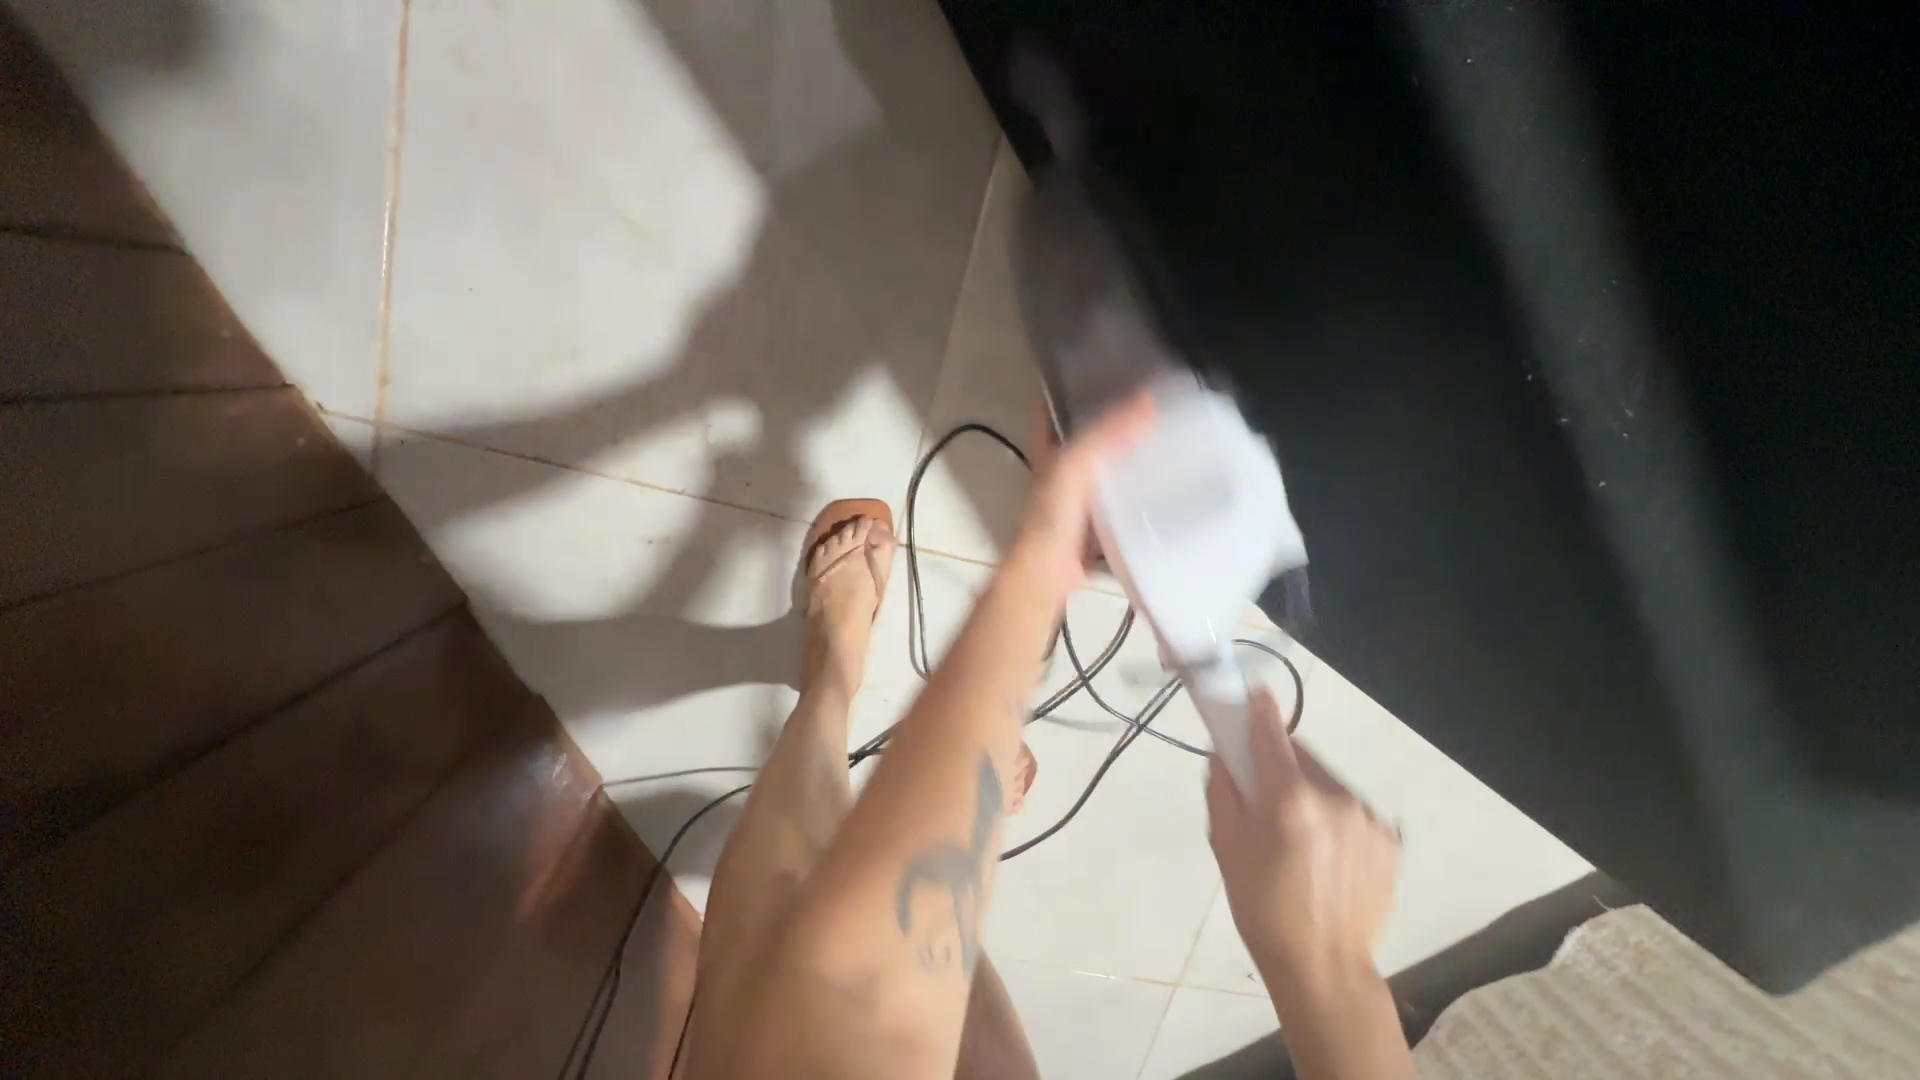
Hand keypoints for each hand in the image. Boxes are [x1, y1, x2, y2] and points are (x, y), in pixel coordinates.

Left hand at [1010, 394, 1155, 589]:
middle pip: (1083, 435)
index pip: (1052, 408)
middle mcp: (1060, 470)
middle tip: (1147, 401)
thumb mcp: (1076, 464)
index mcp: (1049, 450)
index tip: (1099, 367)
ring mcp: (1077, 498)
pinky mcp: (1094, 524)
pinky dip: (1137, 492)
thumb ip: (1107, 434)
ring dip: (1128, 455)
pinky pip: (1118, 500)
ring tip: (1164, 435)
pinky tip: (1162, 486)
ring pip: (1103, 467)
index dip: (1067, 386)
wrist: (1048, 571)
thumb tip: (1147, 401)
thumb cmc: (1052, 516)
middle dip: (1110, 419)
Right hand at [1206, 691, 1400, 1003]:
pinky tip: (1324, 854)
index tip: (1252, 692)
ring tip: (1297, 836)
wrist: (1323, 967)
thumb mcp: (1225, 846)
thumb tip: (1225, 753)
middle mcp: (1335, 797)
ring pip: (1326, 781)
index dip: (1258, 708)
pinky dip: (1333, 816)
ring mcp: (1368, 817)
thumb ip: (1223, 788)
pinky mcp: (1389, 838)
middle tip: (1263, 798)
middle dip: (1279, 764)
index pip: (1271, 733)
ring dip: (1308, 791)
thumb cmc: (1260, 907)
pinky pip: (1350, 808)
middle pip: (1299, 756)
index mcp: (1289, 799)